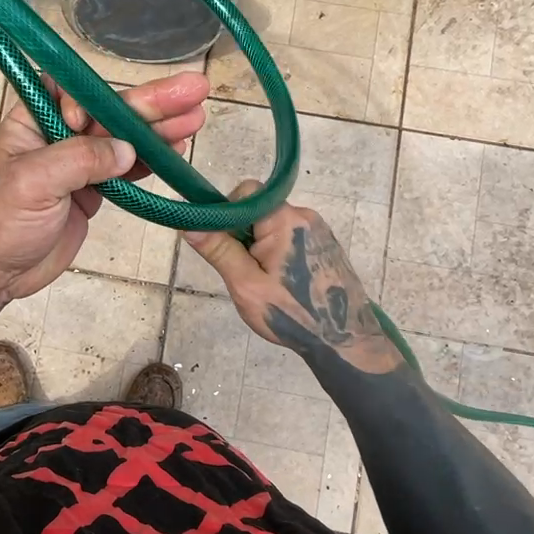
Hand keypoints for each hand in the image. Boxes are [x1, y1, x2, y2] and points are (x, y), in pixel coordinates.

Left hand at [0, 71, 209, 302]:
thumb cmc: (0, 224)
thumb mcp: (33, 184)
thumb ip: (79, 160)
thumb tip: (127, 149)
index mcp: (30, 124)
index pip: (68, 92)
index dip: (92, 98)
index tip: (93, 120)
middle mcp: (54, 137)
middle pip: (106, 112)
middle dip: (148, 103)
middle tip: (192, 90)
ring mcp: (75, 165)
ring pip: (121, 139)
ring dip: (158, 129)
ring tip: (196, 117)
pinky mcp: (90, 191)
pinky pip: (125, 169)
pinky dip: (150, 160)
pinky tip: (177, 148)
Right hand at [181, 186, 404, 374]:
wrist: (345, 341)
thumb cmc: (293, 313)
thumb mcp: (246, 285)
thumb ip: (218, 250)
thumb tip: (188, 224)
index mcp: (285, 220)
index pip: (246, 192)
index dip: (227, 212)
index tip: (223, 244)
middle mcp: (304, 216)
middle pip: (258, 209)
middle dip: (242, 234)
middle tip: (242, 270)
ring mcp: (318, 231)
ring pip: (272, 225)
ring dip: (258, 246)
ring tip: (263, 282)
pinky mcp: (324, 246)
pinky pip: (289, 237)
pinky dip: (276, 253)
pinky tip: (281, 283)